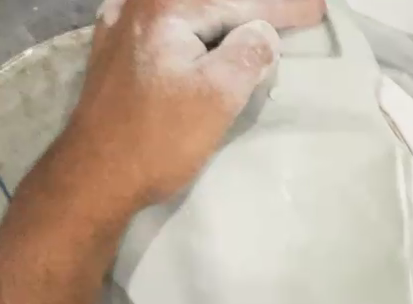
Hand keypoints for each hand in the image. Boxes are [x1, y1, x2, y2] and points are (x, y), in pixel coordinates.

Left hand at [54, 0, 327, 212]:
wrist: (93, 176)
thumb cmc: (156, 141)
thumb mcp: (215, 99)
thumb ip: (247, 56)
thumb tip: (263, 34)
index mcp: (168, 6)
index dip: (283, 7)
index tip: (318, 11)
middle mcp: (142, 3)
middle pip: (212, 0)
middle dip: (254, 8)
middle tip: (295, 13)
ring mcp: (122, 25)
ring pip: (188, 11)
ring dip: (224, 17)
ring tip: (256, 25)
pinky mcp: (113, 52)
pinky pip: (165, 24)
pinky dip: (194, 26)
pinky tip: (200, 31)